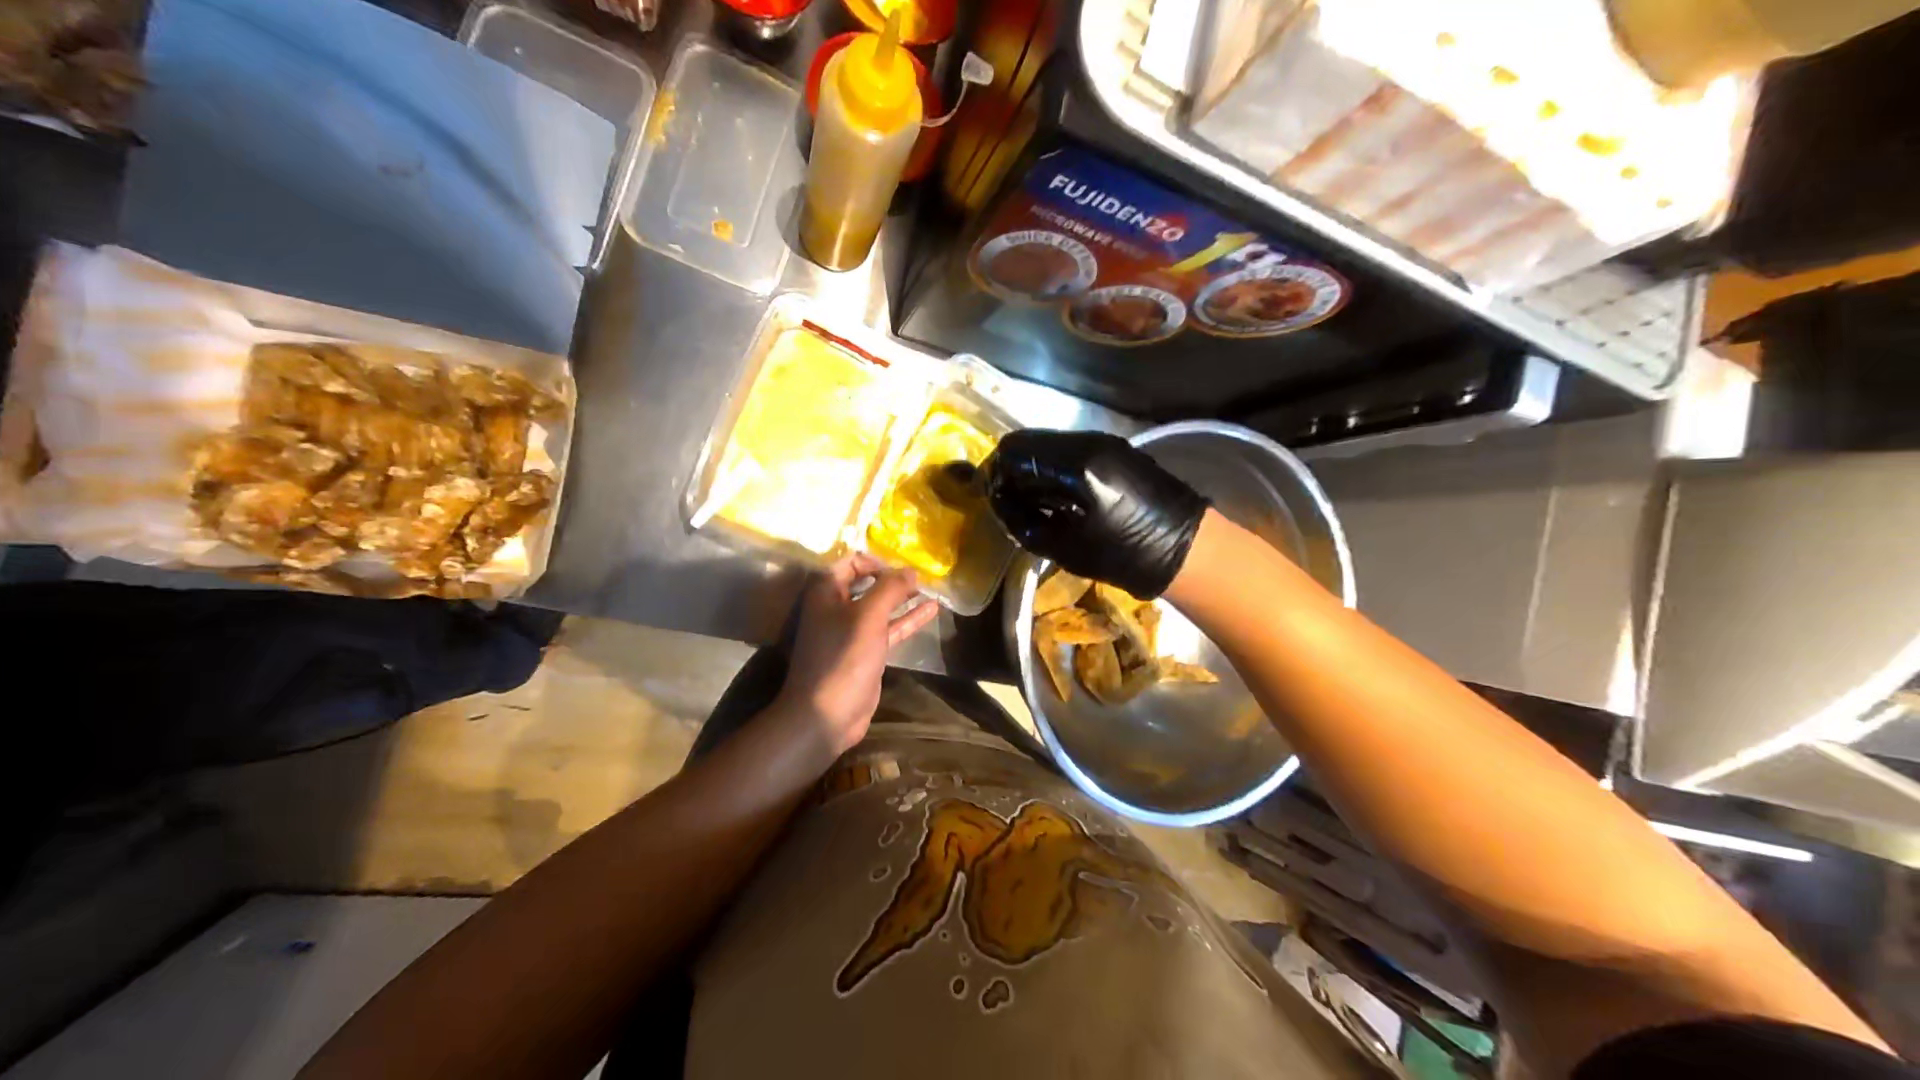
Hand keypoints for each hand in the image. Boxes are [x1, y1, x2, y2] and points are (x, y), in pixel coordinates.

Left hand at [774, 554, 939, 756]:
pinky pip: (889, 629)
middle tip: (920, 574)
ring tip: (930, 587)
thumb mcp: (868, 616)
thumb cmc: (843, 658)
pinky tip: (932, 610)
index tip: (902, 567)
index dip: (876, 561)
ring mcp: (851, 632)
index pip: (850, 562)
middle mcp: (835, 608)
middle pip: (866, 583)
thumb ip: (890, 589)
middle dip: (892, 577)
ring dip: (903, 597)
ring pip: (880, 607)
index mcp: (826, 592)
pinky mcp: (866, 653)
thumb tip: (911, 570)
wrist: (827, 714)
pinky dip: (908, 619)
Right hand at [983, 429, 1207, 598]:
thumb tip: (1000, 502)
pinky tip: (1059, 497)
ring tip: (1034, 503)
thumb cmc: (1125, 557)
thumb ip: (1023, 522)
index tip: (993, 499)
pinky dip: (1054, 469)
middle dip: (1012, 470)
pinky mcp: (1115, 448)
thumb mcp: (1064, 548)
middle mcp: (1088, 441)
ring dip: (1033, 469)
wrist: (1187, 551)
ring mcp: (1104, 440)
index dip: (996, 474)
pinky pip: (1069, 451)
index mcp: (1076, 464)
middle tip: (1011, 503)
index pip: (1014, 451)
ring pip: (1048, 444)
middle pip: (1029, 442)